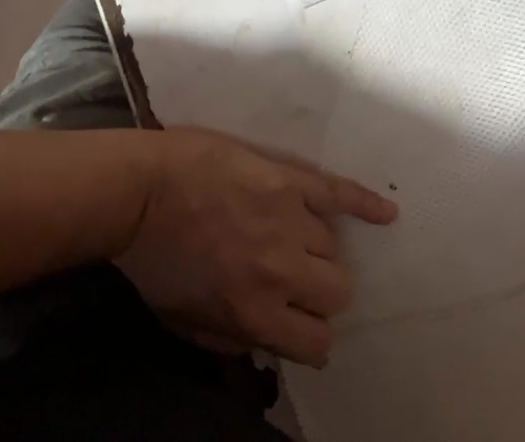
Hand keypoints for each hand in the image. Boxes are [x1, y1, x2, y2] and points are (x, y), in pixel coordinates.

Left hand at [114, 127, 397, 366]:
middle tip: (293, 278)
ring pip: (334, 245)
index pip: (319, 341)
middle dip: (319, 291)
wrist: (136, 189)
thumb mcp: (179, 319)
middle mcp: (282, 270)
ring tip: (288, 235)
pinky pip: (339, 193)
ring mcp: (290, 219)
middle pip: (338, 291)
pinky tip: (387, 213)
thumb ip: (227, 339)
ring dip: (316, 247)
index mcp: (255, 312)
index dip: (311, 335)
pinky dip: (365, 204)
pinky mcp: (288, 179)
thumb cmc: (150, 257)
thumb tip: (266, 346)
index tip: (299, 324)